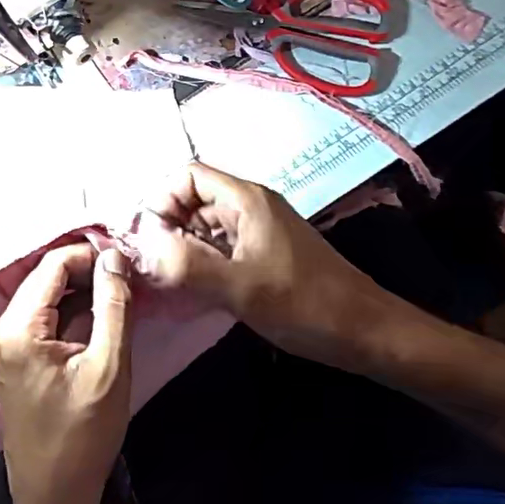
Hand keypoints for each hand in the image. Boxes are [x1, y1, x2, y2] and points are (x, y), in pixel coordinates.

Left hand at [0, 244, 132, 503]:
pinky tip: (103, 314)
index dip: (91, 253)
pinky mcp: (17, 358)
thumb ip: (113, 304)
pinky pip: (46, 316)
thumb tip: (114, 255)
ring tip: (121, 289)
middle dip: (88, 268)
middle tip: (127, 272)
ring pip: (48, 295)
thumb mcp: (108, 365)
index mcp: (18, 329)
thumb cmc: (82, 434)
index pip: (54, 263)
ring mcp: (6, 345)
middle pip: (47, 276)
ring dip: (83, 288)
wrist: (54, 499)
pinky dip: (74, 309)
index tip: (127, 257)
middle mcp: (3, 330)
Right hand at [134, 163, 396, 367]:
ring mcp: (259, 228)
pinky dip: (202, 260)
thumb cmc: (303, 303)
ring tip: (166, 280)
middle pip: (195, 198)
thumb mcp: (240, 287)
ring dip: (183, 245)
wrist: (361, 328)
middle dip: (168, 224)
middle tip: (150, 265)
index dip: (162, 199)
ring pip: (206, 224)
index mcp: (246, 199)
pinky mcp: (264, 252)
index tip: (148, 239)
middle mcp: (250, 205)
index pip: (189, 175)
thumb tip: (143, 246)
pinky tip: (192, 288)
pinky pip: (222, 245)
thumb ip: (188, 265)